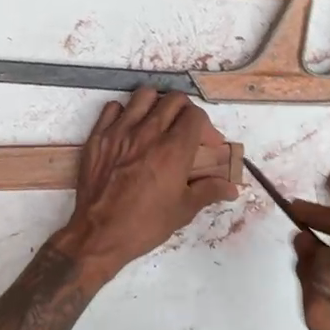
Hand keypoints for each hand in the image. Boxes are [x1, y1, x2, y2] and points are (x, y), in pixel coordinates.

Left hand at [54, 88, 239, 276]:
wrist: (99, 234)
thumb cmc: (145, 225)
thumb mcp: (183, 211)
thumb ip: (209, 191)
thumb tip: (232, 188)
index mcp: (174, 150)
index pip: (196, 116)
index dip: (206, 127)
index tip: (206, 144)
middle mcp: (148, 133)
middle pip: (174, 100)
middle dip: (186, 111)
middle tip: (185, 130)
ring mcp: (120, 131)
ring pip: (144, 95)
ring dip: (157, 104)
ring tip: (158, 122)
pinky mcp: (98, 136)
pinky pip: (112, 108)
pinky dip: (124, 112)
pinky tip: (128, 128)